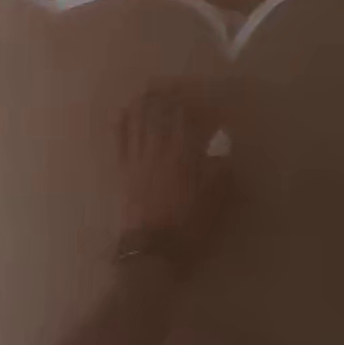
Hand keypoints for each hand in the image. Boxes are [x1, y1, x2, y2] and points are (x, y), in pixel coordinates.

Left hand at [116, 84, 228, 270]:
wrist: (149, 256)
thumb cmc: (189, 229)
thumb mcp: (217, 202)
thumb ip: (222, 173)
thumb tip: (224, 155)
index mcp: (185, 153)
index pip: (197, 116)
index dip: (210, 106)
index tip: (221, 106)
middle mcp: (160, 147)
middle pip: (166, 109)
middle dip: (178, 94)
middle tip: (189, 87)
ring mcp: (137, 156)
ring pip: (141, 117)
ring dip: (150, 99)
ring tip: (158, 88)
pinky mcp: (122, 169)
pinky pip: (120, 137)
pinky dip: (124, 119)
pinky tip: (127, 109)